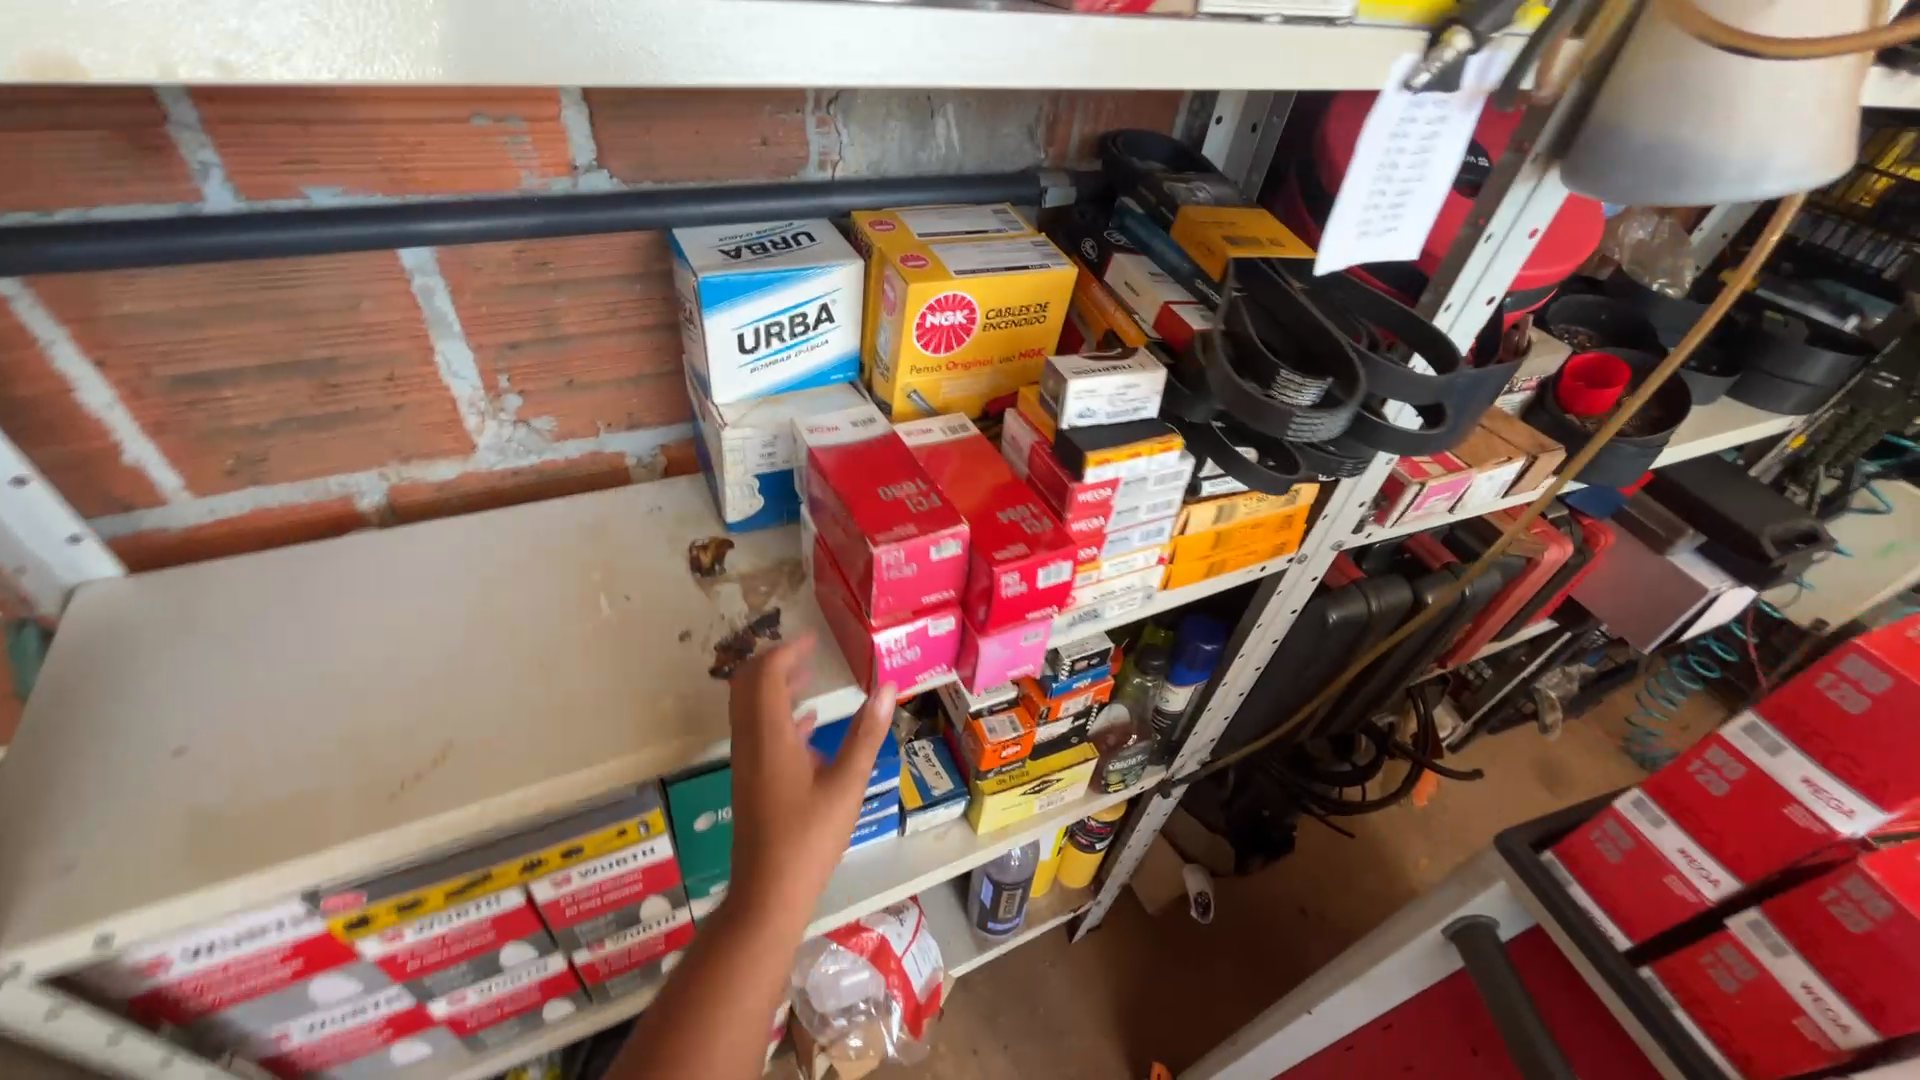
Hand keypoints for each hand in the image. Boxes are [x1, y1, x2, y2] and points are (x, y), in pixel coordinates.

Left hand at [726, 634, 897, 918]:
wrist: (769, 893)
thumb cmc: (810, 838)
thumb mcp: (848, 784)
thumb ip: (867, 733)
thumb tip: (887, 687)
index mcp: (770, 736)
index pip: (766, 675)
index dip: (787, 652)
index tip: (813, 640)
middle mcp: (750, 742)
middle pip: (747, 685)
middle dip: (775, 663)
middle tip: (807, 653)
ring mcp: (746, 762)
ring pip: (748, 709)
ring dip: (774, 688)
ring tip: (809, 679)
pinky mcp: (750, 780)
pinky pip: (756, 732)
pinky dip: (777, 716)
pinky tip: (807, 725)